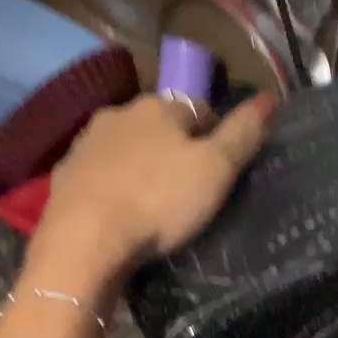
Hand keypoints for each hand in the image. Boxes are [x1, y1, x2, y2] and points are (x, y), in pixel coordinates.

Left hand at [27, 92, 277, 276]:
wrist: (86, 239)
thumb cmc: (159, 202)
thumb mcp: (216, 170)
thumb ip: (243, 135)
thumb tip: (272, 98)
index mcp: (160, 107)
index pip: (199, 109)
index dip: (215, 136)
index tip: (223, 167)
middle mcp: (120, 114)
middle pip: (158, 127)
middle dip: (175, 149)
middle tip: (190, 188)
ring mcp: (87, 143)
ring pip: (126, 149)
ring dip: (141, 167)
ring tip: (155, 203)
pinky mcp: (65, 176)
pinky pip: (100, 175)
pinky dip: (114, 187)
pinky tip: (122, 213)